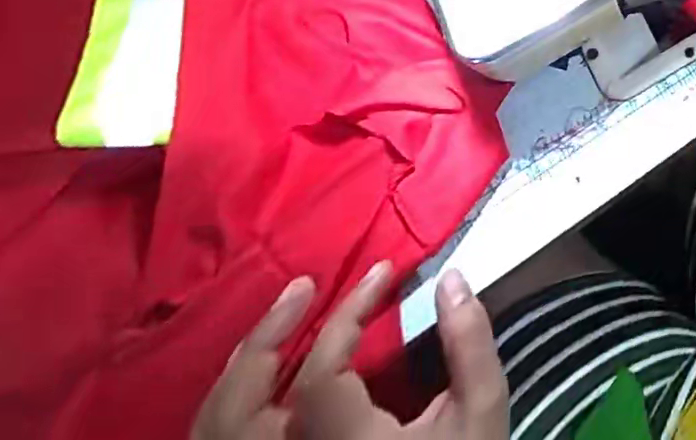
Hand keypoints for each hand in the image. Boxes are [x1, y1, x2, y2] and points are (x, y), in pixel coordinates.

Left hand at [193, 265, 509, 439]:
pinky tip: (266, 375)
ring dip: (241, 369)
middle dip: (266, 336)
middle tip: (305, 286)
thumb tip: (452, 279)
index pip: (319, 376)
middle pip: (235, 412)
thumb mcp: (480, 412)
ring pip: (214, 435)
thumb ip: (468, 343)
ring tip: (282, 320)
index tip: (384, 271)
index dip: (349, 312)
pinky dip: (234, 405)